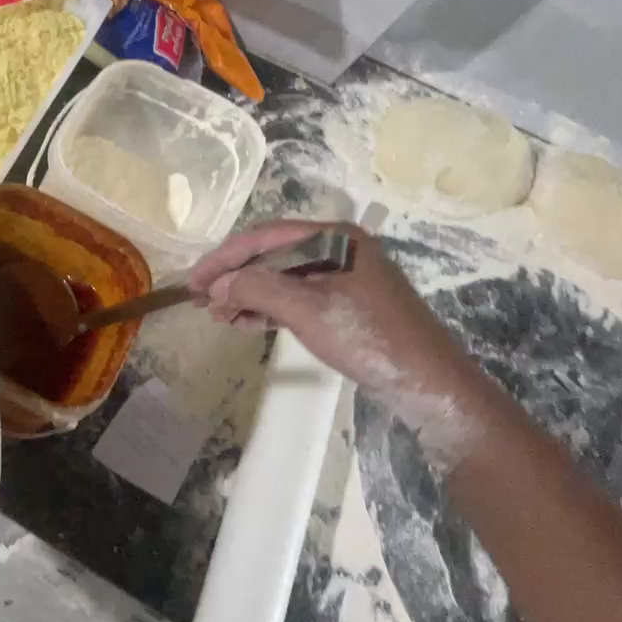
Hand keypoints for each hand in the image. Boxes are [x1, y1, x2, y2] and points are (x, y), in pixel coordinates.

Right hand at [189, 220, 502, 465]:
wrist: (428, 384)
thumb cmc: (369, 338)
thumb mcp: (306, 310)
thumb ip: (256, 288)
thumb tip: (216, 284)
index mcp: (333, 238)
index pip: (264, 237)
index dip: (224, 258)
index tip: (193, 281)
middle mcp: (336, 248)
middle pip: (269, 256)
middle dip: (233, 278)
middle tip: (199, 301)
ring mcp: (341, 276)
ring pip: (279, 278)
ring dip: (245, 295)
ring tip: (218, 317)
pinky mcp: (343, 302)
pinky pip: (294, 296)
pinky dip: (266, 308)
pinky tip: (244, 323)